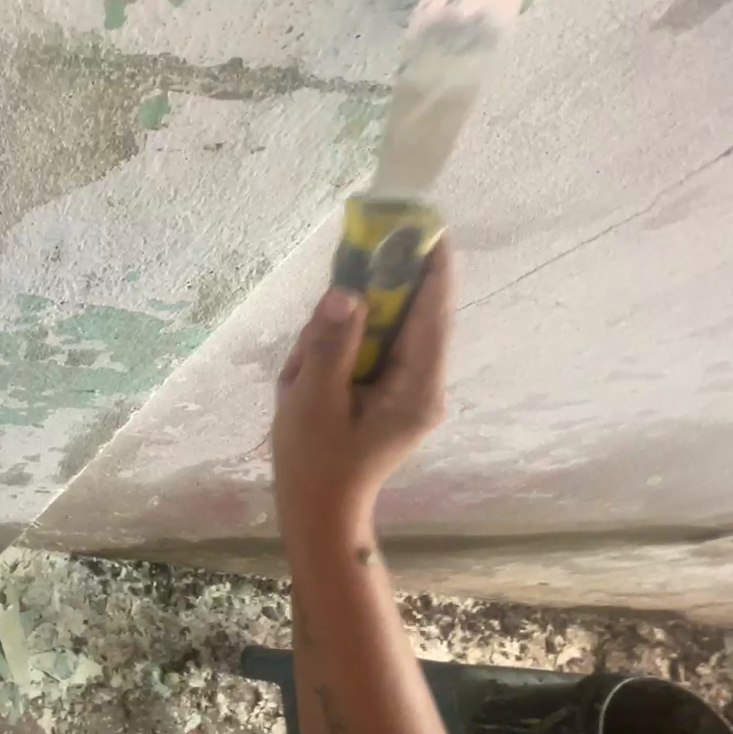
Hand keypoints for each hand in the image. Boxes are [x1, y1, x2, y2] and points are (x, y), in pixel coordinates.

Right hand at [272, 241, 453, 513]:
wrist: (316, 508)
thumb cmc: (314, 460)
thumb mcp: (311, 401)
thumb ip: (329, 345)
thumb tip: (343, 293)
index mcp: (416, 389)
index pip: (431, 316)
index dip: (432, 268)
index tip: (428, 225)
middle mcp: (424, 385)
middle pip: (407, 319)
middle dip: (369, 299)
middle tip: (338, 277)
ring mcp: (408, 391)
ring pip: (382, 334)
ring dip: (340, 333)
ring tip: (300, 374)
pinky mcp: (389, 394)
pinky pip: (369, 353)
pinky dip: (339, 347)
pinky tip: (306, 371)